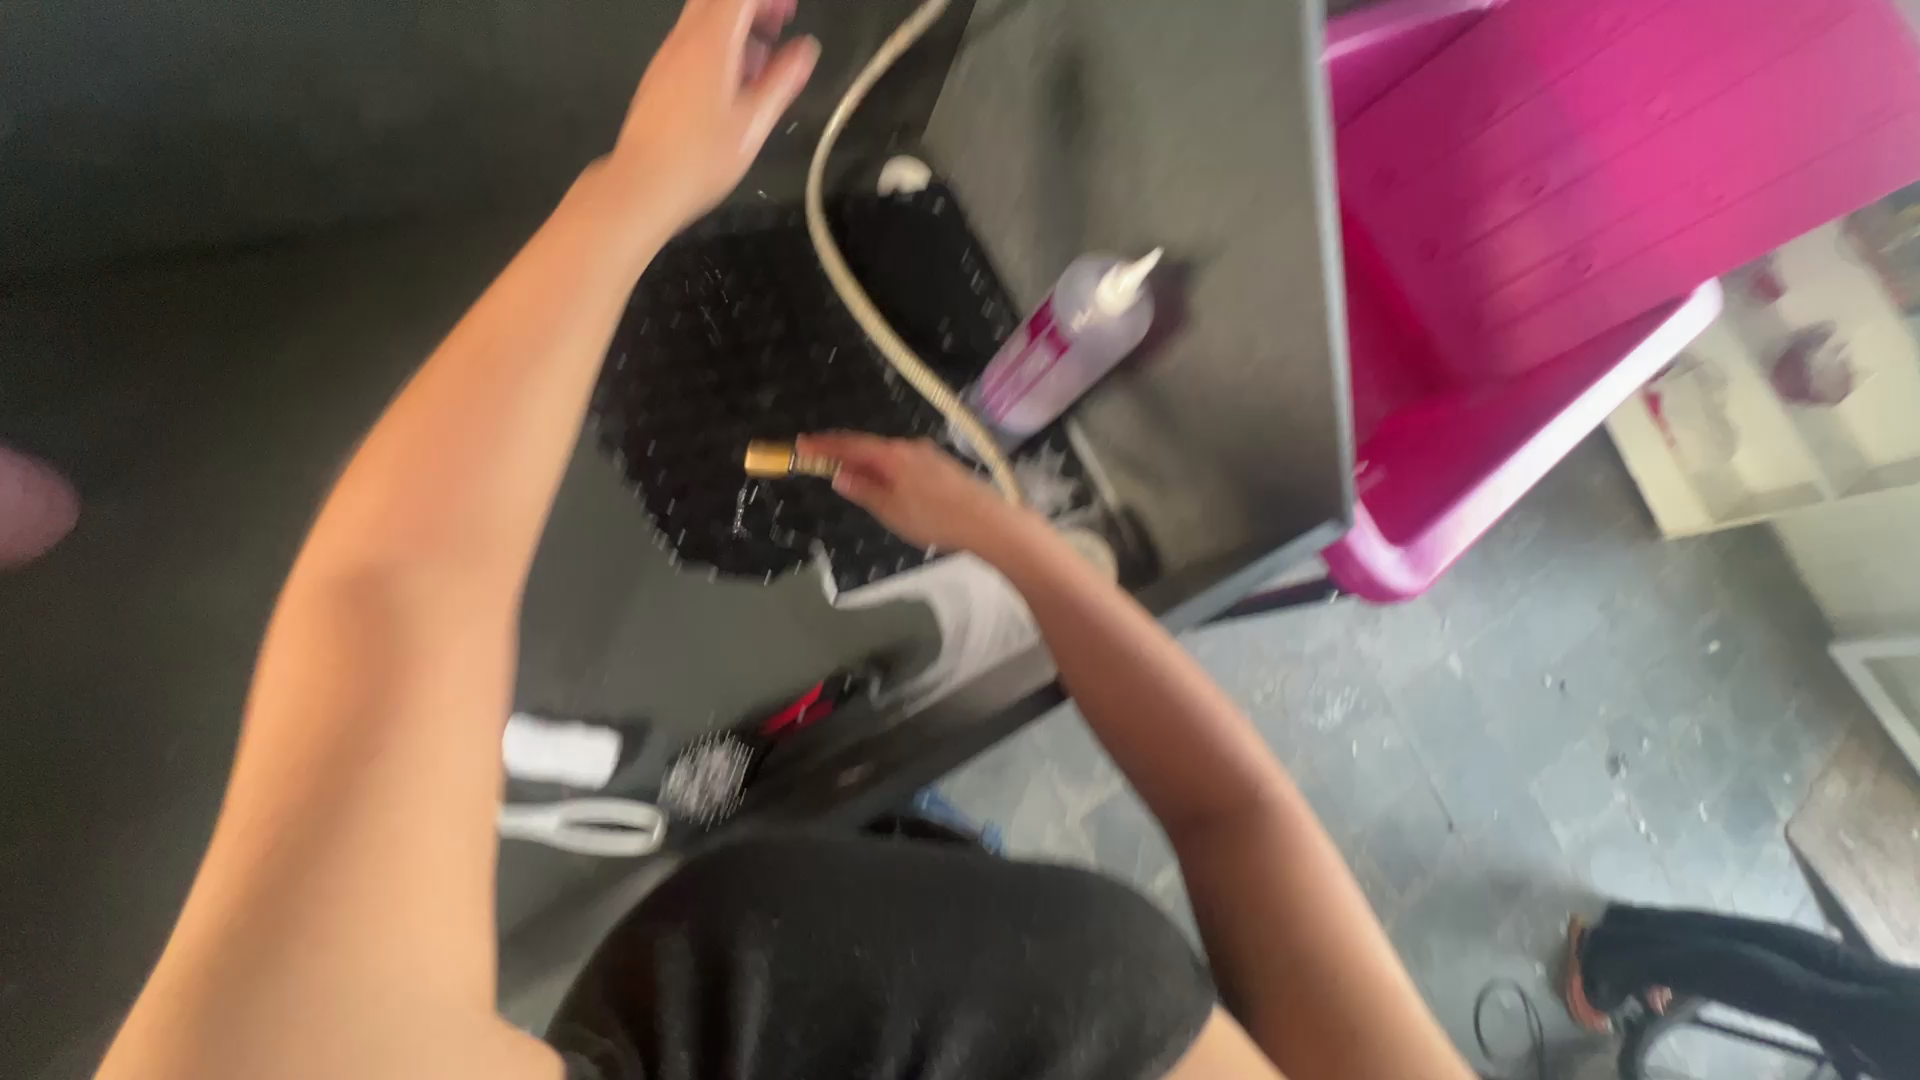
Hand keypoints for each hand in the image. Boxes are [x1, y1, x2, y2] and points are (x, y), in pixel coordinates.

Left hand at [605, 0, 818, 227]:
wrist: (645, 183)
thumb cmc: (703, 158)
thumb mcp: (753, 123)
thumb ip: (782, 82)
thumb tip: (806, 50)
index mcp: (712, 42)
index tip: (790, 11)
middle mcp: (685, 37)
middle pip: (719, 0)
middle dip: (752, 5)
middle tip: (779, 26)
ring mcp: (668, 55)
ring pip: (704, 19)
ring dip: (736, 27)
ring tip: (762, 62)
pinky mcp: (661, 76)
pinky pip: (692, 42)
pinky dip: (719, 46)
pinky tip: (734, 83)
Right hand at [798, 433, 1030, 552]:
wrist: (987, 521)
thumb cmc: (934, 518)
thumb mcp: (891, 510)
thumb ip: (864, 491)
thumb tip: (841, 475)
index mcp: (892, 455)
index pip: (850, 446)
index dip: (824, 446)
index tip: (801, 445)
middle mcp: (910, 448)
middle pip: (870, 448)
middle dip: (845, 455)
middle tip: (823, 462)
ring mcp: (929, 456)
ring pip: (890, 458)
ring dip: (869, 466)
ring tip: (856, 482)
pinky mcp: (942, 468)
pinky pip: (906, 465)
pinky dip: (889, 472)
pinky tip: (890, 488)